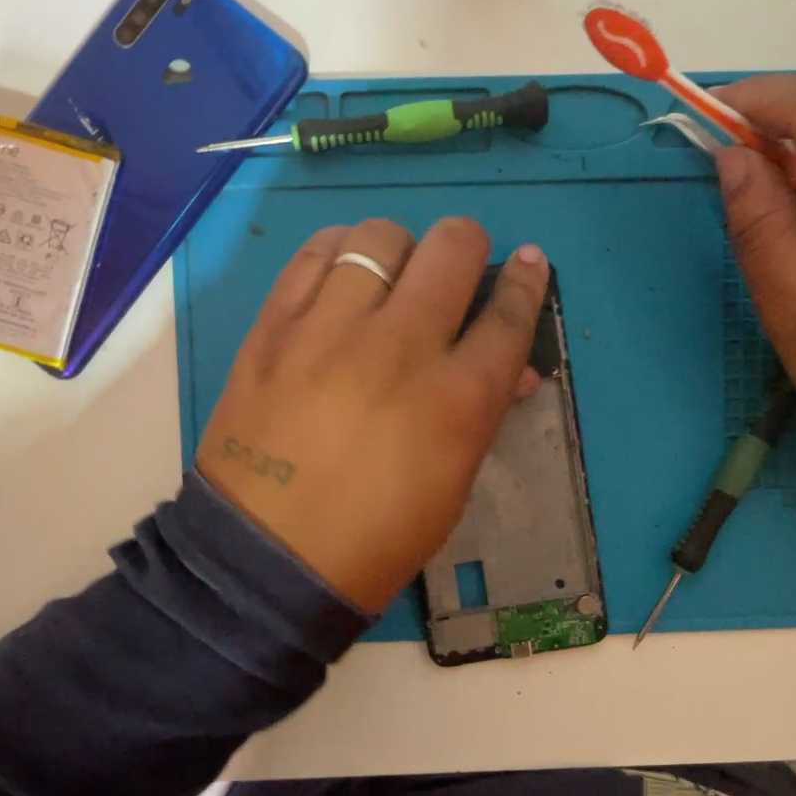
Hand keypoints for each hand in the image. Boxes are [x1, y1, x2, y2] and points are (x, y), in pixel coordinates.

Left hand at [198, 218, 547, 612]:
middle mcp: (400, 348)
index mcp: (457, 399)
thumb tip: (514, 370)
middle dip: (467, 247)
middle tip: (455, 268)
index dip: (527, 283)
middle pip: (452, 249)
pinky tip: (341, 273)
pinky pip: (313, 254)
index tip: (530, 263)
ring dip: (399, 249)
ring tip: (389, 276)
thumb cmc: (376, 536)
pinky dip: (338, 250)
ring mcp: (330, 331)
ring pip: (380, 237)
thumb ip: (484, 413)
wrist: (266, 558)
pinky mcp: (274, 328)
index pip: (510, 316)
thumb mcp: (452, 484)